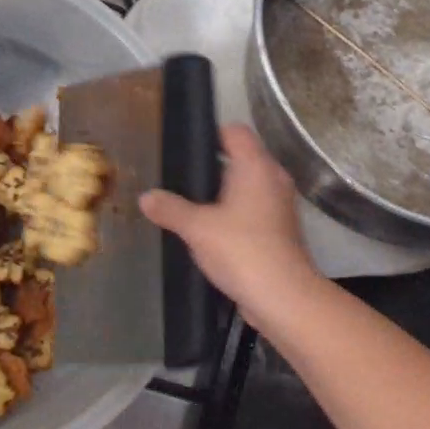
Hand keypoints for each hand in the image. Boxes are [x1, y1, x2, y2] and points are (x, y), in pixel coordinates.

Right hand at [140, 123, 319, 309]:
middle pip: (241, 158)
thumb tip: (146, 197)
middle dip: (211, 168)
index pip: (235, 131)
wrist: (284, 297)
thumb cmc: (242, 250)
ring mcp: (280, 205)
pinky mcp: (280, 229)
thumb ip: (170, 208)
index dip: (210, 134)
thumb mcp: (197, 228)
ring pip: (247, 187)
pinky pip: (253, 210)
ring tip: (190, 208)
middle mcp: (273, 178)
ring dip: (223, 195)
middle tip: (179, 181)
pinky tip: (211, 233)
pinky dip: (235, 215)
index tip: (185, 150)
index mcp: (257, 166)